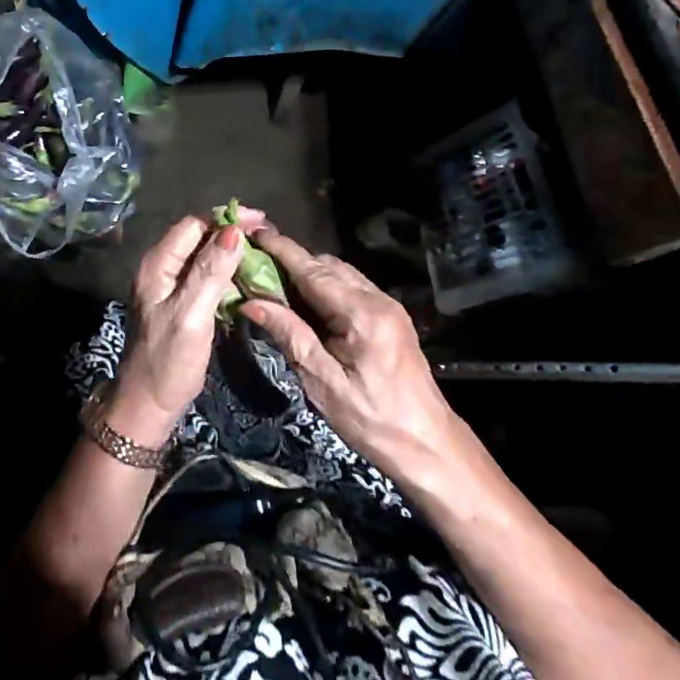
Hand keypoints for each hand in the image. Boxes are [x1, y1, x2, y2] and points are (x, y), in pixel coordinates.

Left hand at [111, 213, 255, 443]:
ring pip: (203, 257)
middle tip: (267, 236)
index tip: (261, 220)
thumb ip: (210, 272)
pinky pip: (205, 277)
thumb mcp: (191, 314)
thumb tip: (233, 231)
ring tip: (263, 255)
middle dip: (231, 232)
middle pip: (197, 237)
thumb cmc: (168, 360)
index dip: (225, 218)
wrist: (148, 403)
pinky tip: (247, 280)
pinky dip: (226, 274)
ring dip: (231, 253)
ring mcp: (169, 287)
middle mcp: (161, 269)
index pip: (192, 225)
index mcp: (157, 265)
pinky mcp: (180, 304)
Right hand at [238, 227, 459, 478]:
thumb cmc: (372, 420)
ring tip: (269, 280)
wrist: (429, 446)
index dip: (280, 249)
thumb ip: (289, 335)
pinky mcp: (388, 317)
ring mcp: (387, 306)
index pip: (312, 269)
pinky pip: (348, 287)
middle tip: (251, 263)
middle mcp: (377, 300)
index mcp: (362, 314)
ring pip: (338, 273)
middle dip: (288, 259)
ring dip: (304, 271)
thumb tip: (250, 301)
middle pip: (325, 264)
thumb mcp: (322, 382)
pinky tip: (301, 301)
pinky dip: (321, 285)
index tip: (250, 233)